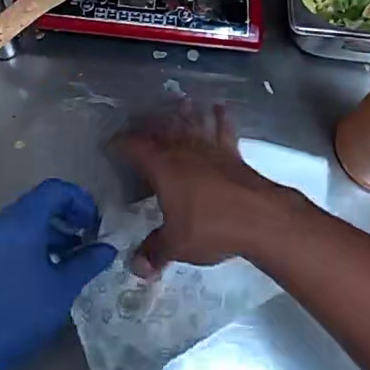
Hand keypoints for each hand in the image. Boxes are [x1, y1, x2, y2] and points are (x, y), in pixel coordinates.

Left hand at [0, 178, 116, 369]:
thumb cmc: (18, 314)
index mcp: (23, 220)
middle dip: (68, 214)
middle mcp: (4, 219)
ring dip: (53, 229)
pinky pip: (13, 233)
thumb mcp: (61, 290)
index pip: (55, 189)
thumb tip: (108, 248)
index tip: (95, 223)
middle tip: (88, 237)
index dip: (80, 200)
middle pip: (41, 201)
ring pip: (27, 218)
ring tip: (72, 256)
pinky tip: (48, 268)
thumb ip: (87, 264)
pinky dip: (34, 240)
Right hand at [112, 103, 304, 276]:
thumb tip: (136, 268)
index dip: (120, 145)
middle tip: (139, 120)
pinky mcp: (231, 153)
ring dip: (183, 113)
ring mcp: (209, 148)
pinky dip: (220, 118)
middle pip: (161, 130)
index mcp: (162, 166)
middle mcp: (183, 150)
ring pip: (191, 124)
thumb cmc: (211, 227)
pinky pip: (223, 130)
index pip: (134, 148)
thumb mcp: (176, 245)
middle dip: (148, 125)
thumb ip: (154, 252)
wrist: (258, 216)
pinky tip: (219, 107)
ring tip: (178, 102)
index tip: (110, 144)